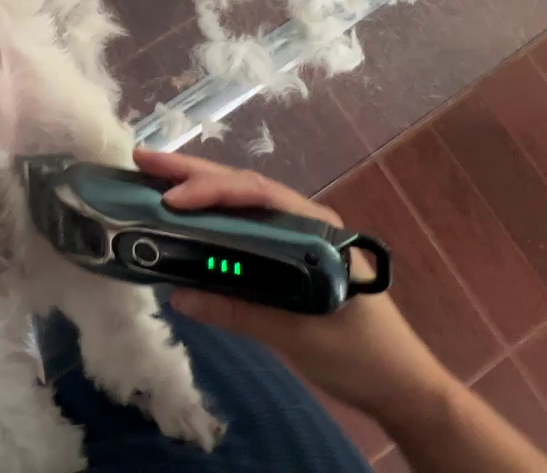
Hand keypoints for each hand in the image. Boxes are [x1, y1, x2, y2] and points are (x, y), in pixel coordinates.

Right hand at [133, 149, 460, 422]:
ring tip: (151, 175)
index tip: (173, 202)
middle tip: (143, 160)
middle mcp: (303, 220)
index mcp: (315, 228)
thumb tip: (179, 295)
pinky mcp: (283, 253)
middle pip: (241, 186)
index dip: (212, 192)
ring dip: (195, 185)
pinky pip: (239, 222)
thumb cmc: (361, 355)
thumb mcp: (300, 335)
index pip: (257, 195)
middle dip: (191, 172)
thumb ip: (241, 312)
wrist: (402, 386)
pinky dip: (206, 213)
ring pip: (237, 199)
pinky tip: (179, 212)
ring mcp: (293, 234)